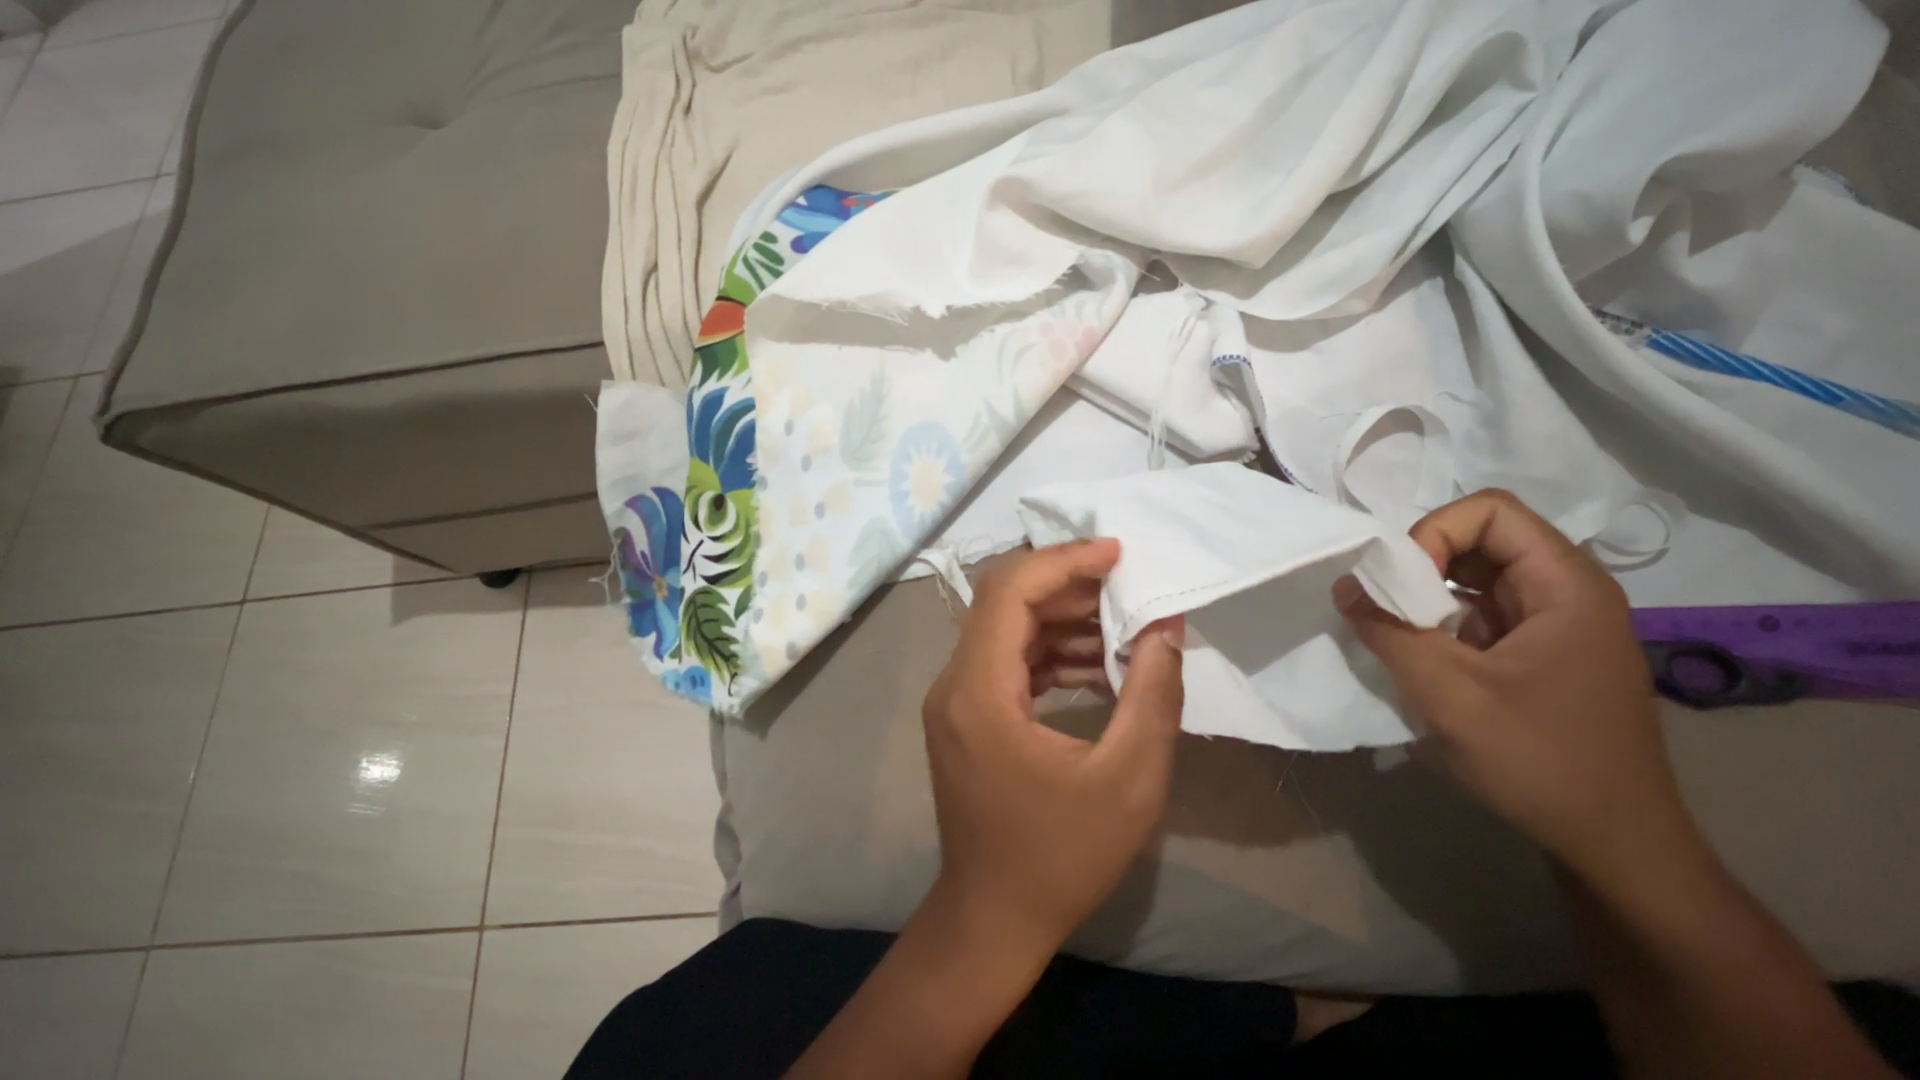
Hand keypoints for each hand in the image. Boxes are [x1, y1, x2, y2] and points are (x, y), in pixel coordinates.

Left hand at [921, 539, 1184, 950]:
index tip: (1119, 552)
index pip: (1008, 591)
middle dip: (1068, 586)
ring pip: (1005, 631)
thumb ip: (1153, 695)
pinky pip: (1005, 665)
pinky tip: (1099, 667)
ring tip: (1126, 627)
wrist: (994, 919)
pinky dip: (1050, 654)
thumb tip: (1166, 626)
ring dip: (1062, 620)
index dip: (1063, 561)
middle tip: (1131, 588)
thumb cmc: (1062, 857)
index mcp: (979, 693)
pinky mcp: (965, 720)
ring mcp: (953, 704)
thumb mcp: (1129, 780)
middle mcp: (953, 686)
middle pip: (1003, 603)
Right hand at [1333, 489, 1687, 877]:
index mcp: (1566, 585)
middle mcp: (1569, 593)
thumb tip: (1345, 585)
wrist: (1616, 844)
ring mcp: (1560, 627)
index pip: (1489, 511)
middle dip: (1423, 568)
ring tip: (1402, 643)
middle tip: (1389, 612)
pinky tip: (1427, 669)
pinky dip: (1446, 629)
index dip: (1433, 534)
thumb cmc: (1540, 761)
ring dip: (1430, 602)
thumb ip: (1390, 631)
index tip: (1403, 588)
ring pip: (1480, 581)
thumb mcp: (1449, 694)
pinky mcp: (1546, 658)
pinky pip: (1486, 618)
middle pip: (1483, 541)